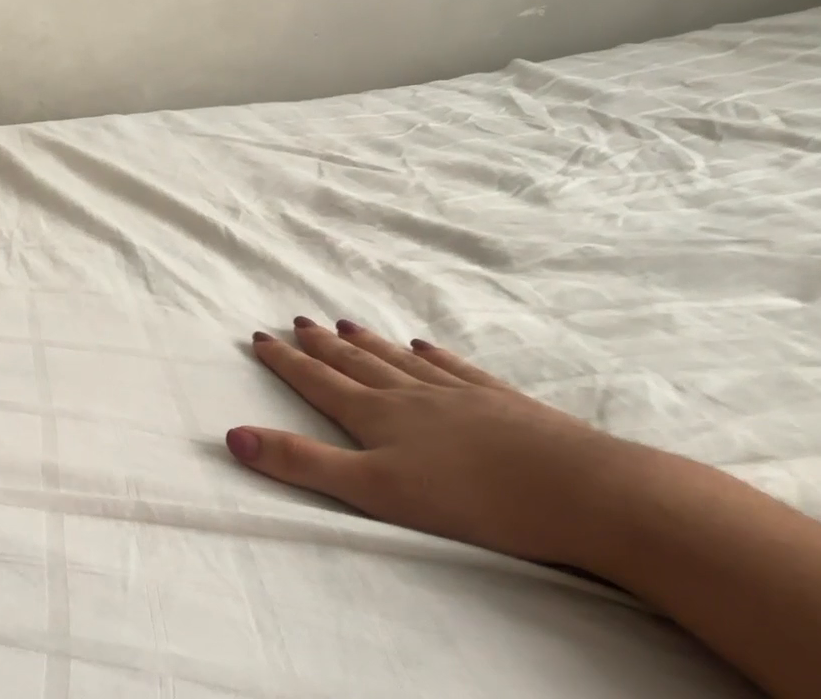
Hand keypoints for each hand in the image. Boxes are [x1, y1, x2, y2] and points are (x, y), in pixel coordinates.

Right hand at [227, 318, 676, 568]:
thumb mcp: (374, 490)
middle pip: (356, 363)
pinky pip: (456, 369)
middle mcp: (412, 396)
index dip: (286, 361)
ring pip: (401, 362)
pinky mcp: (505, 404)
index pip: (318, 381)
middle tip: (298, 321)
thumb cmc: (472, 499)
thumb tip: (233, 436)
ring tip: (346, 324)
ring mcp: (461, 395)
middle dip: (322, 345)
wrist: (587, 492)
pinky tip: (426, 346)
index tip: (260, 336)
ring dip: (370, 343)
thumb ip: (302, 463)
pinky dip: (434, 356)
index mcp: (377, 416)